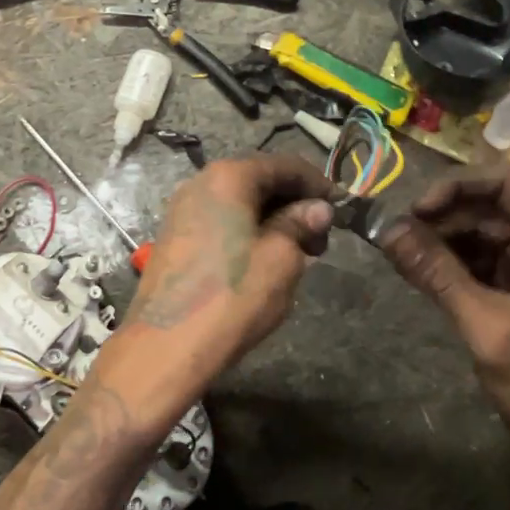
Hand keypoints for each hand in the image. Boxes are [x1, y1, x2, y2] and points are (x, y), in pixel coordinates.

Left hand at [119, 154, 332, 383]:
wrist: (166, 344)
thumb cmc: (232, 296)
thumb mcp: (281, 258)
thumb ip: (300, 224)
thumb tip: (318, 208)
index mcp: (229, 176)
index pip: (284, 165)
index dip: (318, 184)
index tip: (342, 209)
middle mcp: (201, 181)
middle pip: (259, 180)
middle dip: (294, 204)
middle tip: (321, 242)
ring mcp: (183, 208)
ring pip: (240, 202)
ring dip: (272, 220)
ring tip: (297, 256)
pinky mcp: (175, 235)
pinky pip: (221, 221)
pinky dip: (248, 231)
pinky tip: (263, 261)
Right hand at [379, 162, 509, 500]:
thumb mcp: (486, 324)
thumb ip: (436, 272)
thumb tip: (386, 230)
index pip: (508, 185)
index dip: (459, 186)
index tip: (418, 207)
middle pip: (492, 208)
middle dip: (445, 215)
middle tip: (400, 233)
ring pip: (484, 234)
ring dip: (444, 238)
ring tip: (403, 252)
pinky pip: (483, 261)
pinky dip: (452, 262)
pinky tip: (422, 270)